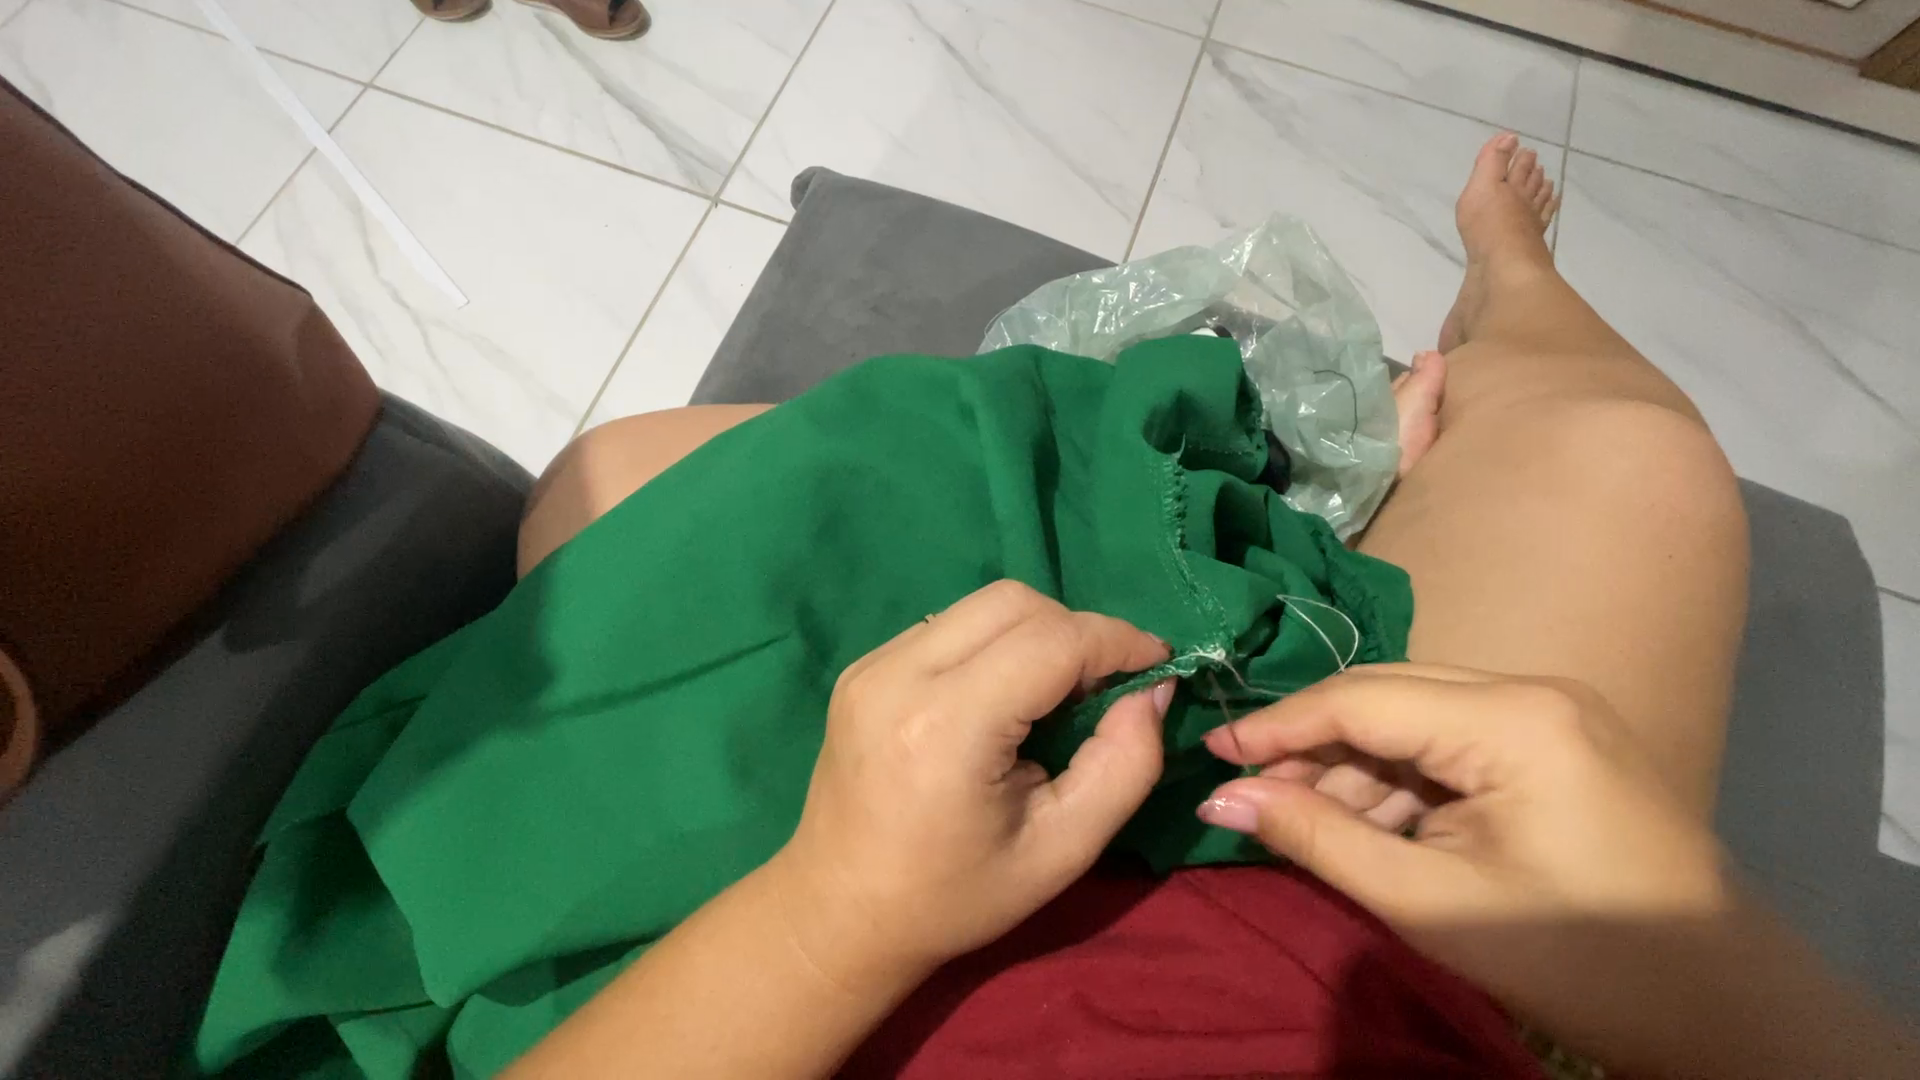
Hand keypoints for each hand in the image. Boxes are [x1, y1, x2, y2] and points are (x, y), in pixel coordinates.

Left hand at [770, 580, 1173, 991]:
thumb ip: (1124, 765)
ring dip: (1035, 632)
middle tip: (1102, 686)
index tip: (1157, 664)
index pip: (1052, 641)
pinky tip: (998, 696)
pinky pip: (948, 624)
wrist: (840, 910)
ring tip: (1053, 693)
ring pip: (981, 605)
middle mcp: (900, 675)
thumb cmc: (954, 896)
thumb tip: (1151, 689)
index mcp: (946, 726)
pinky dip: (993, 642)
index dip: (1117, 641)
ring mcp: (872, 664)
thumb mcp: (1062, 850)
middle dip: (1076, 631)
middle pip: (1014, 602)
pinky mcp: (862, 666)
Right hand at [1197, 664, 1733, 1062]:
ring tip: (1305, 819)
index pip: (1359, 699)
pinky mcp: (1551, 738)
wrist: (1738, 1020)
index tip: (1213, 751)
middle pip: (1380, 695)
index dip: (1277, 725)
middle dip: (1311, 744)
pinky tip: (1368, 822)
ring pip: (1407, 716)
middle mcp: (1527, 689)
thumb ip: (1316, 837)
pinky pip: (1444, 739)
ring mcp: (1546, 710)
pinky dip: (1396, 778)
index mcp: (1511, 718)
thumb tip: (1218, 797)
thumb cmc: (1581, 961)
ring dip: (1351, 766)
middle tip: (1252, 790)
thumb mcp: (1429, 902)